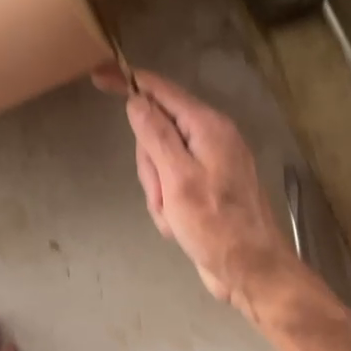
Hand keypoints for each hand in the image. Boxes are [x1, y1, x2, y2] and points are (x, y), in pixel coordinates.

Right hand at [94, 67, 290, 301]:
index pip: (160, 91)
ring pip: (159, 158)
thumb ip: (155, 135)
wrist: (253, 274)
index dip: (128, 81)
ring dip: (157, 188)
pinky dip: (167, 200)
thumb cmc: (216, 226)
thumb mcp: (177, 178)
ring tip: (172, 213)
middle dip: (148, 162)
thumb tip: (136, 101)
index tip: (97, 76)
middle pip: (156, 128)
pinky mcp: (207, 185)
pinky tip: (178, 223)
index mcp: (208, 127)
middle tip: (160, 192)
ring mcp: (210, 162)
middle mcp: (211, 137)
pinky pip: (170, 180)